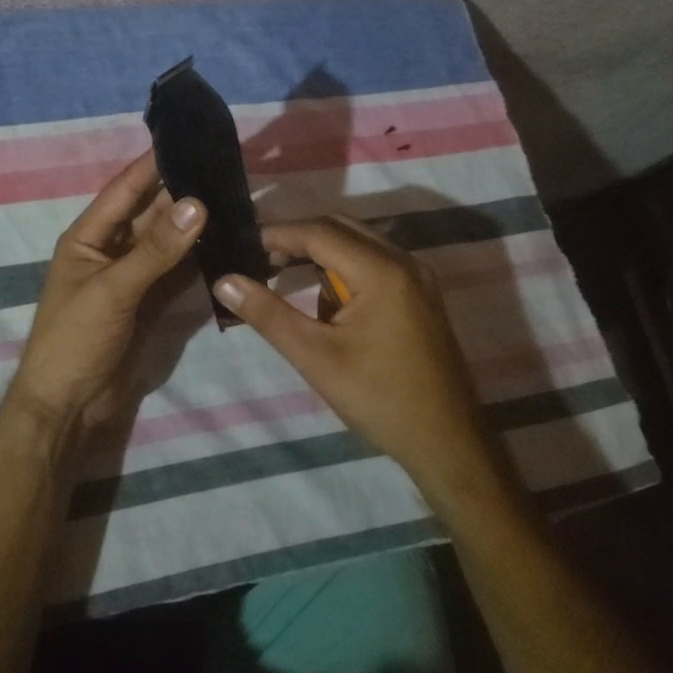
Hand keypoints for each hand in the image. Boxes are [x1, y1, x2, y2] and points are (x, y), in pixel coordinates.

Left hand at [9, 151, 205, 432]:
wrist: (69, 406)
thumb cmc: (75, 339)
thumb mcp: (113, 290)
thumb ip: (156, 249)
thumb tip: (197, 202)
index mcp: (89, 237)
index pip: (126, 189)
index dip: (154, 164)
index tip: (189, 138)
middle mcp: (112, 249)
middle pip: (152, 212)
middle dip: (184, 192)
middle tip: (228, 168)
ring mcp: (134, 277)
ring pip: (170, 241)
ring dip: (197, 225)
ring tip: (238, 198)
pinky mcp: (152, 303)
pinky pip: (179, 271)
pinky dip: (201, 258)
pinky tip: (229, 242)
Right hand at [213, 216, 496, 493]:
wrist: (448, 443)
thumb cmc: (378, 399)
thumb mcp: (314, 357)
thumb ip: (268, 314)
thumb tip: (224, 281)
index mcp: (382, 271)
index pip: (319, 232)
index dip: (278, 234)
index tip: (243, 247)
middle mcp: (405, 262)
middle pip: (341, 229)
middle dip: (299, 239)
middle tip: (260, 261)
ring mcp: (419, 279)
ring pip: (360, 245)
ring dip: (322, 255)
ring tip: (286, 281)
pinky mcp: (422, 297)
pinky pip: (377, 264)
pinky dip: (346, 271)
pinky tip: (328, 305)